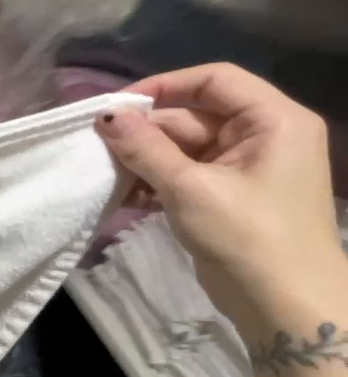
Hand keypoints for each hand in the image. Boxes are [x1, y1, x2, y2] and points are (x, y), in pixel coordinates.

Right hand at [96, 63, 346, 326]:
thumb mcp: (189, 188)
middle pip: (191, 114)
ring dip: (139, 158)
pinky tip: (120, 195)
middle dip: (142, 131)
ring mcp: (242, 165)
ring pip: (178, 145)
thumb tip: (105, 116)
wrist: (281, 296)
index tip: (112, 108)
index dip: (162, 86)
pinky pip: (178, 170)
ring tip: (102, 176)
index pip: (214, 79)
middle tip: (94, 149)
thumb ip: (145, 149)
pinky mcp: (222, 191)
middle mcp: (261, 134)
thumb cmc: (246, 234)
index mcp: (273, 121)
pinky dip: (148, 179)